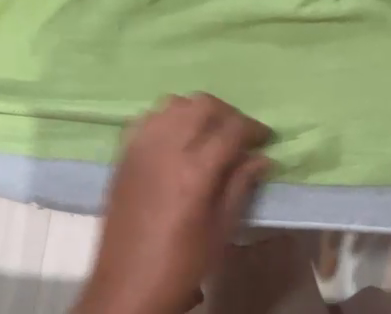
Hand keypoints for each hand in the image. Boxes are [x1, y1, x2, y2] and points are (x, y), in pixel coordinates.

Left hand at [74, 93, 271, 313]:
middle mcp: (167, 149)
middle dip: (228, 113)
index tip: (266, 138)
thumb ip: (241, 186)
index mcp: (195, 171)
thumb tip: (262, 157)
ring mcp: (142, 147)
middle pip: (203, 105)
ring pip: (175, 103)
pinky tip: (177, 137)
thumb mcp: (221, 230)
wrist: (127, 287)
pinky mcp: (124, 154)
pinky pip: (149, 117)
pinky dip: (168, 118)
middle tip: (240, 134)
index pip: (232, 129)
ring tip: (209, 132)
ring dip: (197, 111)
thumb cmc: (181, 265)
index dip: (254, 128)